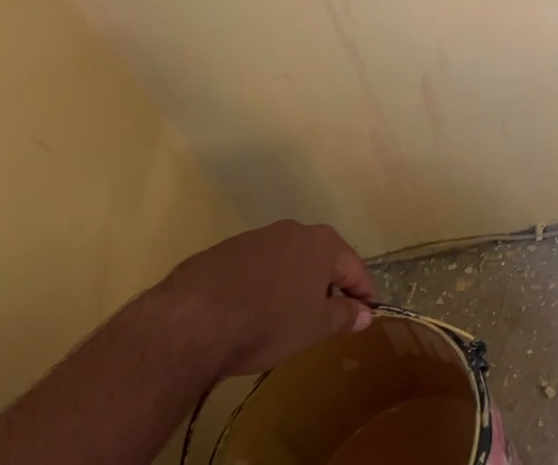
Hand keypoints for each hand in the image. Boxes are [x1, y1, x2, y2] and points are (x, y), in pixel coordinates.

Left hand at [149, 219, 376, 376]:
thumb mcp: (315, 326)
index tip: (368, 313)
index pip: (355, 268)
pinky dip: (256, 289)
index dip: (364, 293)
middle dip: (324, 286)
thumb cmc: (268, 322)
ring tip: (281, 318)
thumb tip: (365, 313)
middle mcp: (291, 231)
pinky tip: (245, 315)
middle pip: (318, 260)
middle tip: (324, 317)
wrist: (189, 323)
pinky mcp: (218, 254)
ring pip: (283, 264)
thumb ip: (345, 316)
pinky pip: (250, 271)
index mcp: (323, 243)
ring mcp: (252, 240)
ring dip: (288, 286)